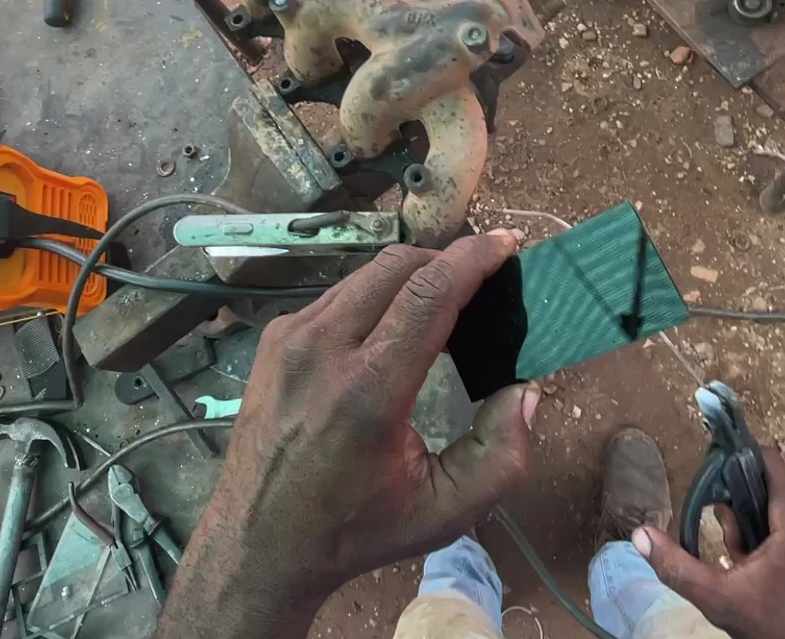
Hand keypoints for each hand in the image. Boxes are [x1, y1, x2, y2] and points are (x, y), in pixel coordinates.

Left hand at [157, 232, 539, 638]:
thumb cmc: (356, 529)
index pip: (428, 293)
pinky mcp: (276, 334)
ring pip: (367, 272)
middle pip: (399, 265)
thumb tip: (527, 389)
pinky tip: (389, 326)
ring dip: (413, 275)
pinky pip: (340, 293)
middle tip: (482, 275)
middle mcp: (323, 348)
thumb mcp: (443, 512)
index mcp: (368, 391)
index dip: (473, 257)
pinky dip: (376, 295)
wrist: (257, 543)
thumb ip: (501, 455)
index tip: (508, 242)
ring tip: (441, 300)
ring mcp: (292, 335)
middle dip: (448, 259)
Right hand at [631, 449, 784, 638]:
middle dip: (738, 512)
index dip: (732, 461)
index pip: (765, 457)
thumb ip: (678, 566)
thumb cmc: (780, 633)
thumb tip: (640, 534)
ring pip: (774, 508)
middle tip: (731, 551)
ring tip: (746, 568)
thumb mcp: (722, 601)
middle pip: (763, 487)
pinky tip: (763, 575)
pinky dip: (769, 541)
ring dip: (751, 530)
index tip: (710, 486)